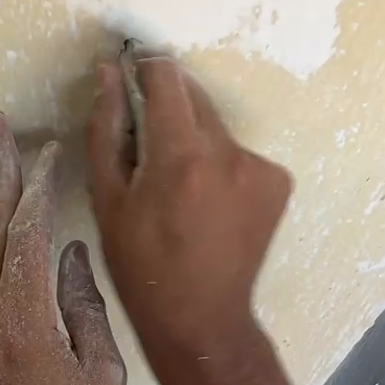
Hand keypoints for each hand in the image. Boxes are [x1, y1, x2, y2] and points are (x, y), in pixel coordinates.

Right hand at [85, 57, 291, 375]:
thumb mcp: (107, 199)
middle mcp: (228, 152)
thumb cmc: (140, 263)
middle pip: (195, 98)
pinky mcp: (278, 181)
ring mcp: (260, 166)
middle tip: (149, 145)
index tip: (132, 72)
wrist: (201, 317)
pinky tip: (209, 200)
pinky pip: (239, 153)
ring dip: (195, 138)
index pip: (166, 77)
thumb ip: (106, 128)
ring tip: (180, 185)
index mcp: (181, 156)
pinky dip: (221, 163)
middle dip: (168, 108)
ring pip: (216, 127)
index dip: (146, 68)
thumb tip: (108, 72)